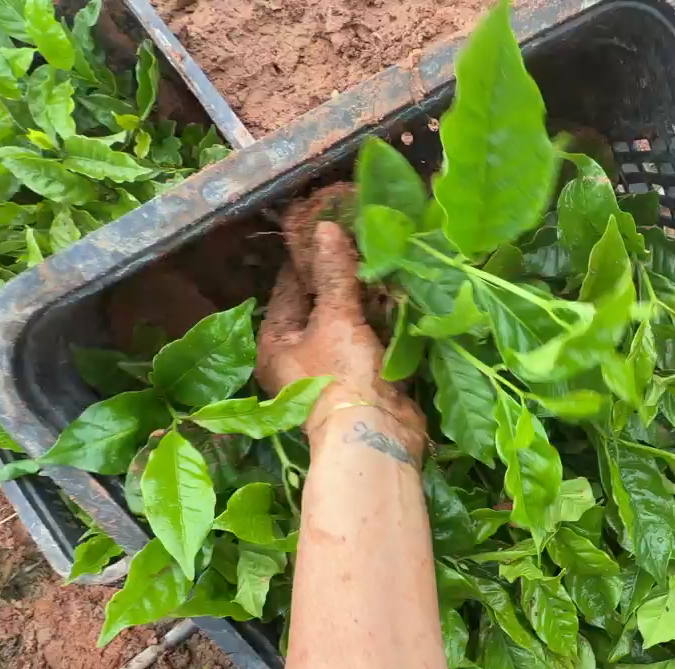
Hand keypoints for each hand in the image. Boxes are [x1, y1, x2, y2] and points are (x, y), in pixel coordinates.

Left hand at [257, 202, 425, 461]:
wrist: (376, 433)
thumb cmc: (341, 377)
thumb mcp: (336, 318)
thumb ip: (334, 274)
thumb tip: (326, 228)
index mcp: (276, 342)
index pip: (288, 289)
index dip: (307, 260)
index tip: (327, 233)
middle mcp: (300, 357)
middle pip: (319, 308)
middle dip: (339, 282)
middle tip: (360, 247)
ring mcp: (333, 371)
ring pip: (348, 326)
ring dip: (365, 304)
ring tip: (382, 267)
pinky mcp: (364, 382)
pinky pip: (371, 344)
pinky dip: (383, 326)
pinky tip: (397, 301)